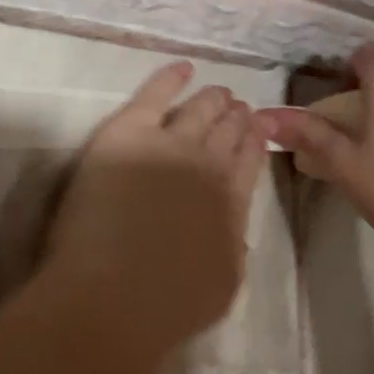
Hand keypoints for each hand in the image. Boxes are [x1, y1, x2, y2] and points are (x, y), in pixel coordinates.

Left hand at [41, 62, 269, 347]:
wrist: (114, 293)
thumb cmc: (167, 304)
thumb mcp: (223, 281)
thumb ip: (228, 246)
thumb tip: (228, 229)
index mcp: (232, 206)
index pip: (248, 166)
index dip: (254, 147)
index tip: (260, 131)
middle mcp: (207, 167)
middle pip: (226, 134)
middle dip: (236, 120)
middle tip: (239, 108)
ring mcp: (168, 146)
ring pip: (197, 113)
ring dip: (212, 101)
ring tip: (220, 92)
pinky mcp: (125, 136)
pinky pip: (152, 96)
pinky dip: (169, 79)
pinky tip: (183, 68)